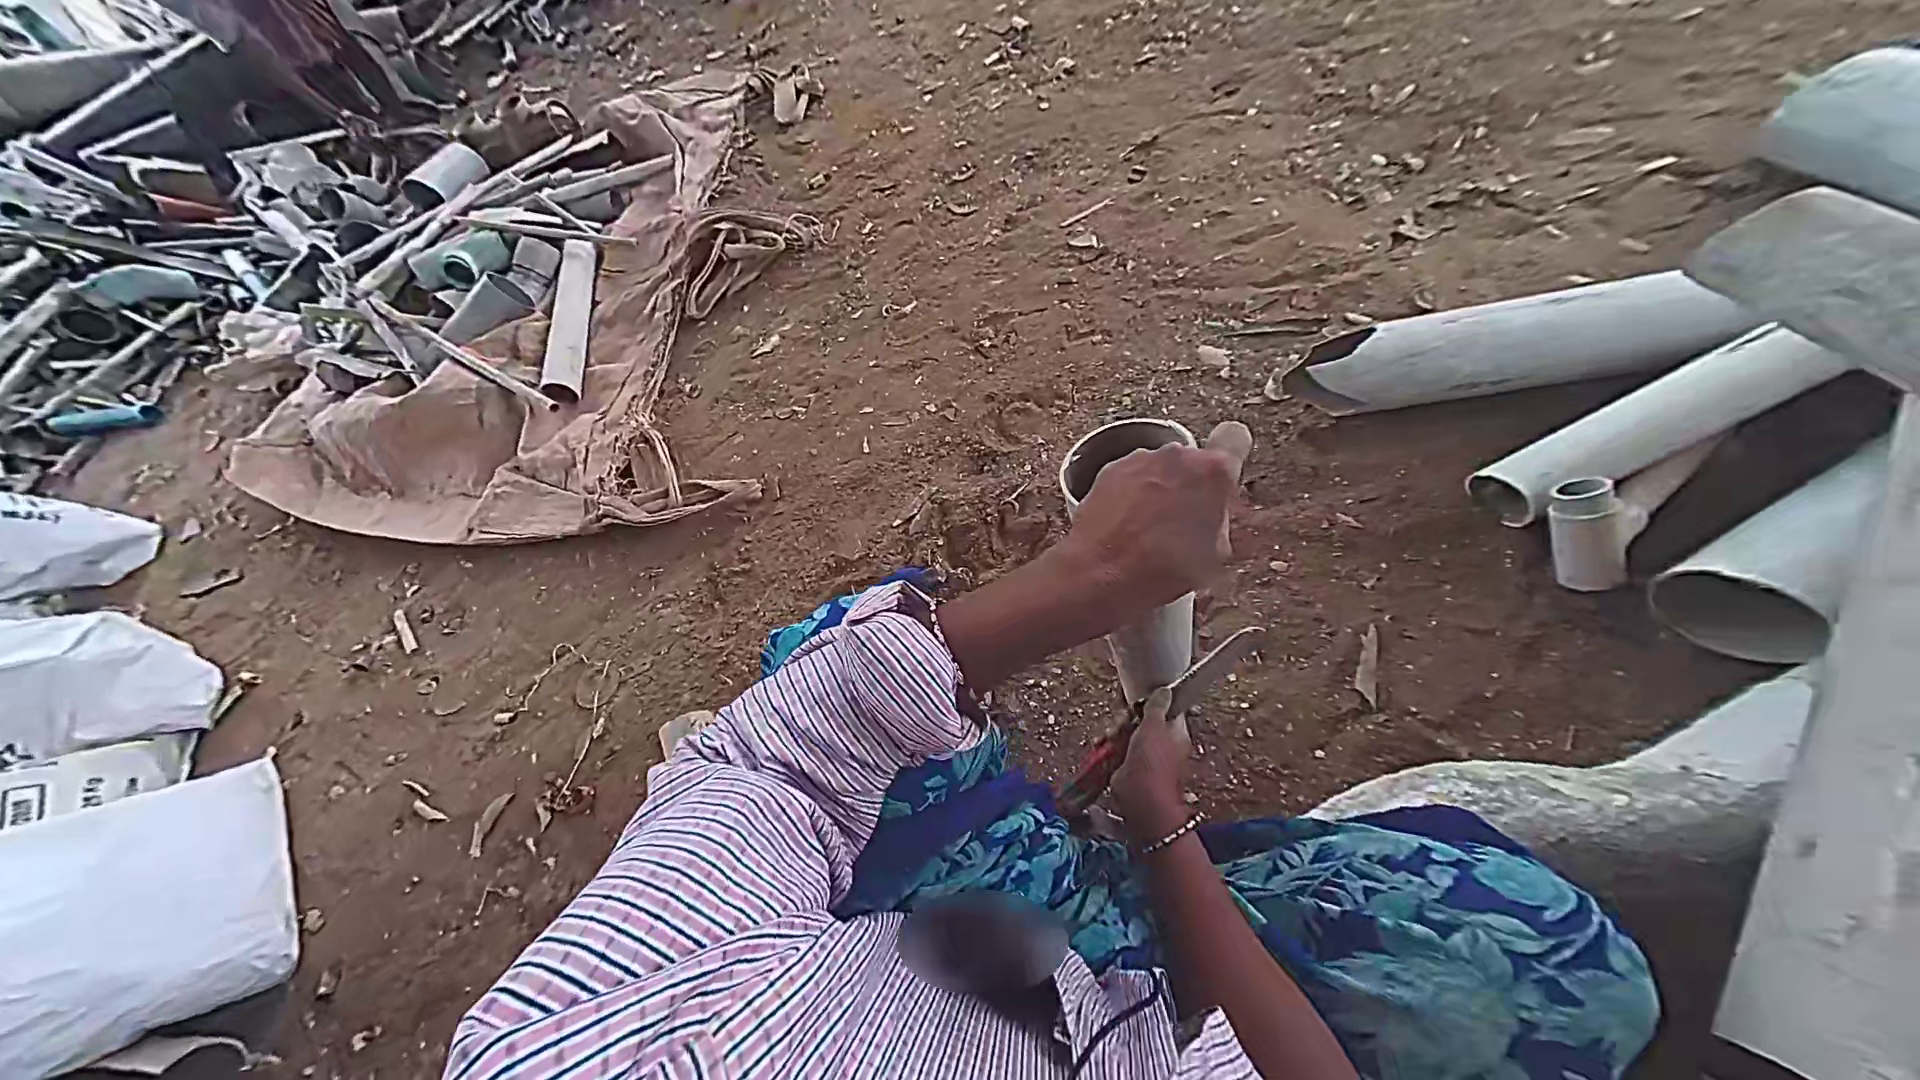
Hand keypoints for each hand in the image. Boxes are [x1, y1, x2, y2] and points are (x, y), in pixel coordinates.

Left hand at [1057, 422, 1251, 618]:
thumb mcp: (1216, 554)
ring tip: (1150, 527)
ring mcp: (1141, 460)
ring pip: (1160, 468)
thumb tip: (1215, 516)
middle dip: (1191, 484)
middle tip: (1184, 519)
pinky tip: (1127, 523)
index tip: (1223, 472)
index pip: (1235, 438)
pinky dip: (1131, 492)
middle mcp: (1177, 456)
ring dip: (1159, 487)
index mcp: (1214, 471)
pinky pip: (1131, 476)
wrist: (1102, 572)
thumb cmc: (1160, 569)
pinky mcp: (1110, 469)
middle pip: (1192, 462)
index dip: (1231, 454)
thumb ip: (1222, 519)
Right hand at [1111, 688, 1193, 845]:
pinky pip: (1117, 745)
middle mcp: (1161, 742)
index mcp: (1175, 733)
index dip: (1151, 703)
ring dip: (1115, 730)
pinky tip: (1102, 744)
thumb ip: (1157, 706)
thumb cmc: (1152, 761)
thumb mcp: (1154, 726)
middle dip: (1127, 718)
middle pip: (1141, 719)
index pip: (1166, 710)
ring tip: (1110, 736)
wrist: (1140, 797)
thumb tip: (1166, 690)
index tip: (1137, 701)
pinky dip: (1108, 744)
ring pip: (1126, 731)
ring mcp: (1144, 754)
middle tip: (1122, 722)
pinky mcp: (1128, 763)